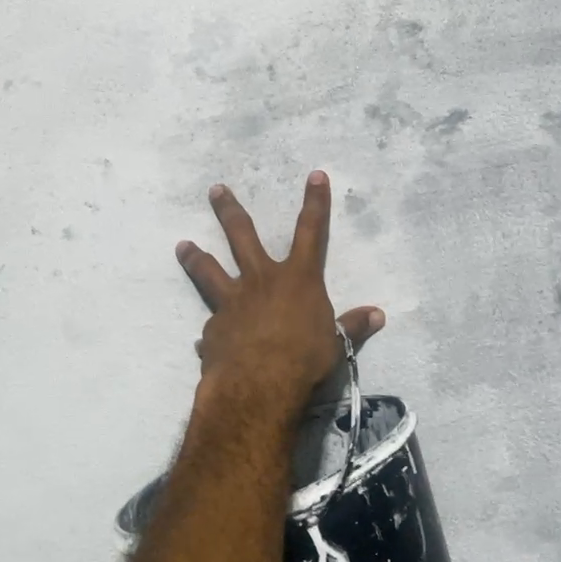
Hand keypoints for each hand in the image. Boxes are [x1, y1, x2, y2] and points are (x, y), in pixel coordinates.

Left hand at [175, 171, 384, 406]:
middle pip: (242, 236)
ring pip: (209, 271)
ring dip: (196, 257)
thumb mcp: (337, 343)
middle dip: (229, 211)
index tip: (315, 175)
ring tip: (182, 245)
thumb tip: (378, 316)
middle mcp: (262, 280)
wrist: (258, 386)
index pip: (311, 231)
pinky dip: (211, 332)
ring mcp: (232, 303)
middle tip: (215, 190)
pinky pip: (211, 328)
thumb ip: (352, 326)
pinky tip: (206, 341)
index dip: (315, 202)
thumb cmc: (305, 359)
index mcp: (298, 278)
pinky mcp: (212, 330)